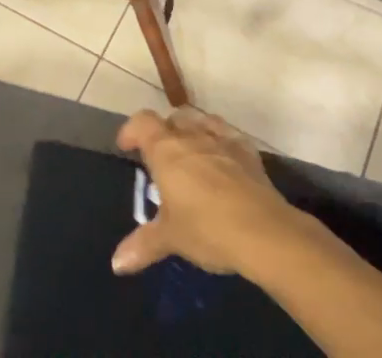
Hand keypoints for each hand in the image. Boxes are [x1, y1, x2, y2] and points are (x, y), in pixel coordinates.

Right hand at [112, 108, 315, 277]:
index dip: (131, 131)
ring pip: (203, 120)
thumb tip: (117, 263)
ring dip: (193, 130)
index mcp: (166, 150)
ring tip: (190, 153)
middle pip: (173, 118)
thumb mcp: (170, 238)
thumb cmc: (207, 228)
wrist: (264, 232)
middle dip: (164, 131)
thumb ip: (143, 244)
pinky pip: (230, 134)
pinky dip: (221, 140)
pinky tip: (223, 158)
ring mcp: (224, 142)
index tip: (127, 147)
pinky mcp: (250, 153)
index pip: (142, 122)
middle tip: (161, 157)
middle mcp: (193, 137)